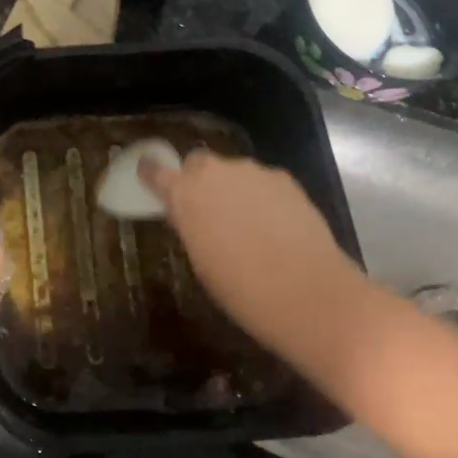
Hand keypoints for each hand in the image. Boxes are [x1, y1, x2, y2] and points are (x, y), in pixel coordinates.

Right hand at [140, 148, 361, 356]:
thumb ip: (191, 227)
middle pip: (198, 163)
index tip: (148, 173)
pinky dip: (263, 196)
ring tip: (249, 224)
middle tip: (208, 210)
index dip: (151, 172)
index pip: (156, 171)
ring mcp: (253, 172)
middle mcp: (216, 173)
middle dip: (199, 180)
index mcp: (185, 195)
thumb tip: (191, 215)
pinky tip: (276, 225)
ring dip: (234, 189)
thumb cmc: (242, 291)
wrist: (309, 293)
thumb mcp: (201, 262)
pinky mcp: (285, 179)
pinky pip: (263, 182)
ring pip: (234, 172)